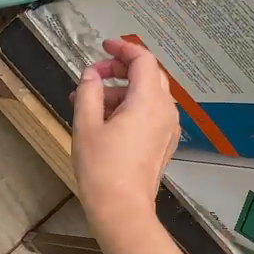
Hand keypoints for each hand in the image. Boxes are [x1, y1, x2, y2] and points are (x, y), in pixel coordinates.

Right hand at [72, 39, 178, 228]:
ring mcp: (168, 128)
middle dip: (120, 70)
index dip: (122, 49)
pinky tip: (106, 120)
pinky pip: (151, 113)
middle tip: (92, 76)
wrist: (121, 207)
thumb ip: (89, 92)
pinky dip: (130, 107)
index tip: (102, 46)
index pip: (142, 61)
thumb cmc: (100, 166)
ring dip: (121, 91)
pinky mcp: (164, 142)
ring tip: (90, 102)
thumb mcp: (85, 125)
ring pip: (148, 95)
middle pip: (149, 75)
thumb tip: (90, 75)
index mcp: (148, 101)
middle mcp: (165, 110)